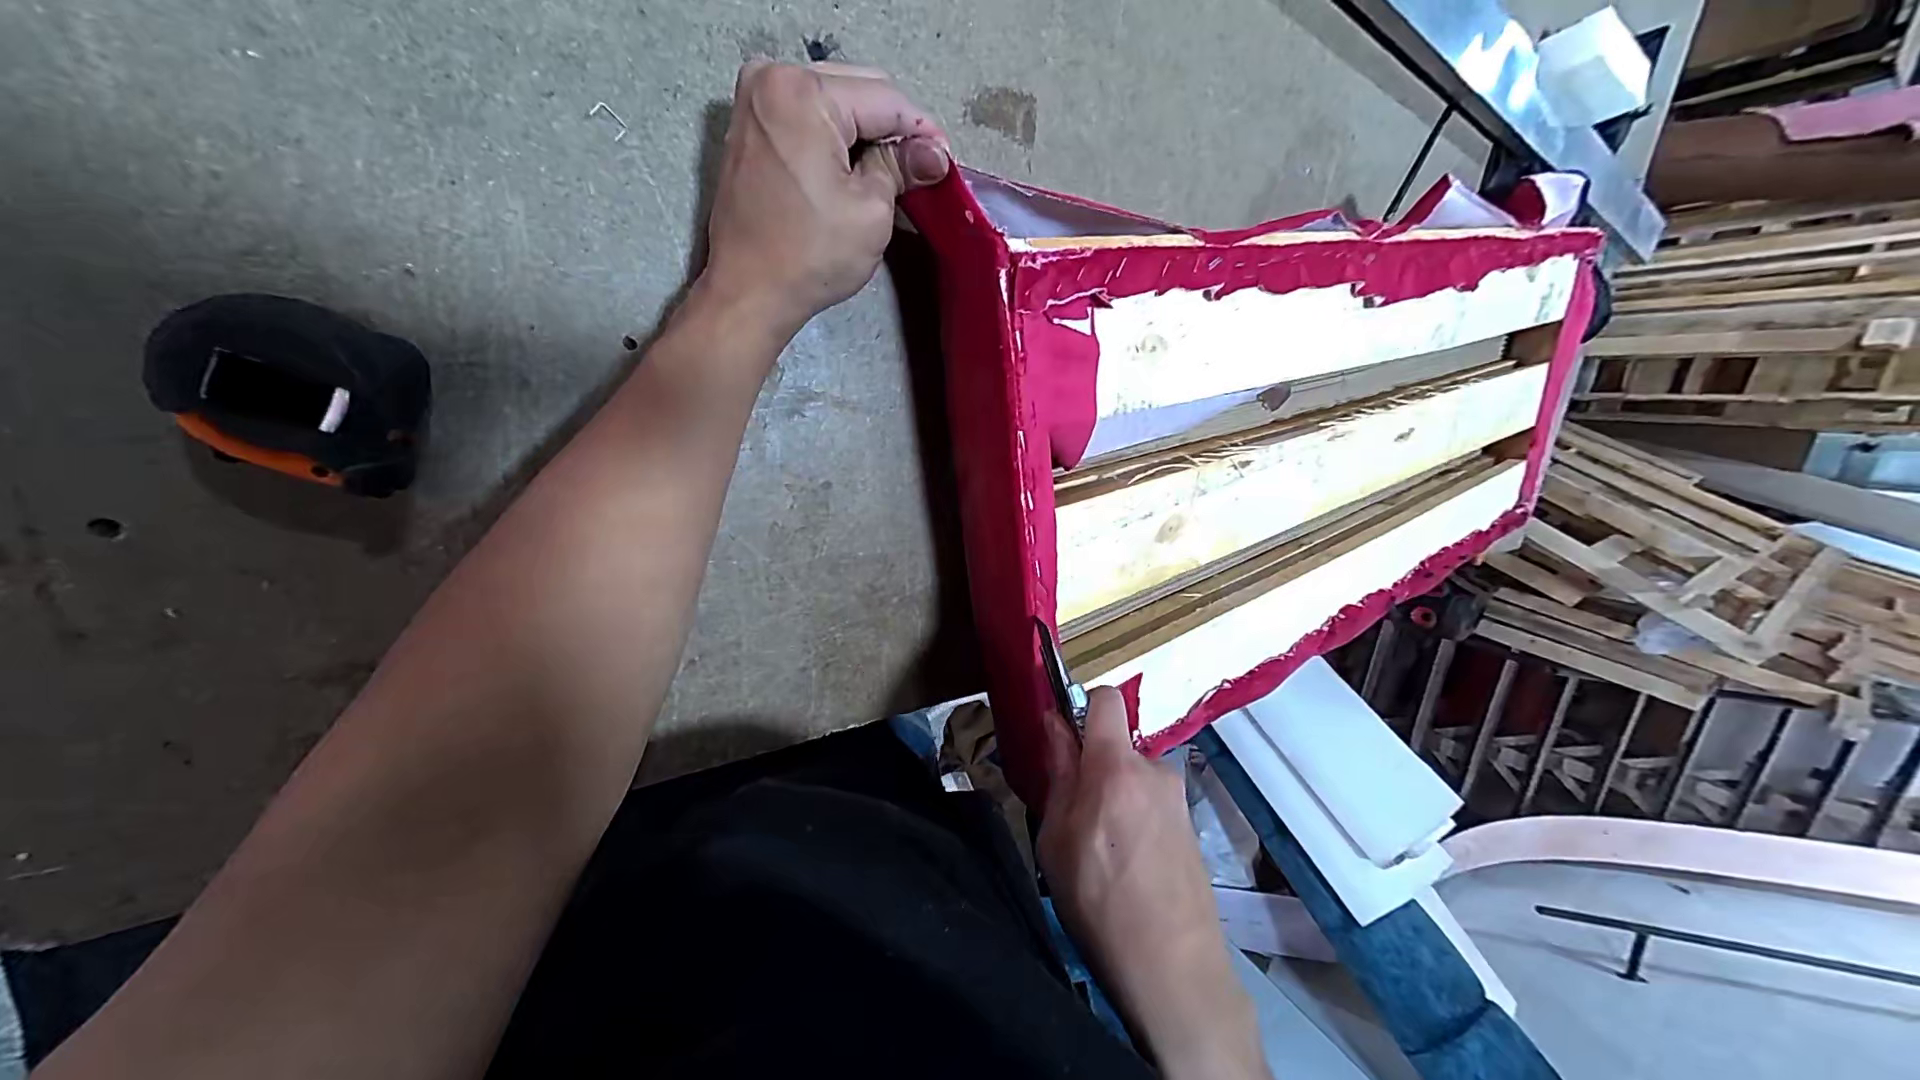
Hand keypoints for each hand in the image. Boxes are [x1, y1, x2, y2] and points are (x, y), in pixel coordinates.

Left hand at [700, 61, 950, 336]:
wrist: (748, 291)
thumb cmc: (810, 256)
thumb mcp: (871, 212)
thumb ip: (902, 168)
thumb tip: (935, 154)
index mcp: (803, 92)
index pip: (884, 99)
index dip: (922, 130)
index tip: (945, 159)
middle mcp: (771, 78)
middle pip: (856, 90)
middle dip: (891, 129)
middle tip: (918, 170)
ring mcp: (754, 102)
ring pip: (832, 102)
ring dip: (864, 134)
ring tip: (888, 175)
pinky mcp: (748, 129)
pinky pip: (806, 118)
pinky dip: (834, 139)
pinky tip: (853, 170)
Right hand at [1037, 687, 1267, 1079]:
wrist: (1173, 970)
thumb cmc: (1099, 901)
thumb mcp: (1056, 837)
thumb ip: (1059, 773)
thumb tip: (1056, 725)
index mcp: (1116, 766)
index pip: (1105, 698)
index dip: (1081, 706)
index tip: (1062, 736)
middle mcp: (1154, 770)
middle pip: (1117, 745)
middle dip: (1093, 765)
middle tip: (1074, 811)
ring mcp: (1178, 799)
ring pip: (1133, 777)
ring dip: (1115, 795)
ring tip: (1101, 846)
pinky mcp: (1191, 826)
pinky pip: (1152, 803)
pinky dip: (1135, 817)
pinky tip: (1128, 863)